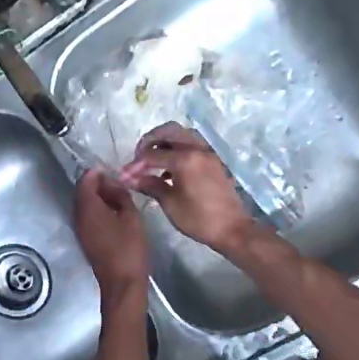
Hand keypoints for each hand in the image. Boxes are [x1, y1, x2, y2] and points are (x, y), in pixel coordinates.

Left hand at [73, 168, 148, 299]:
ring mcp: (81, 230)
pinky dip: (99, 210)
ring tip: (120, 196)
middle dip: (98, 184)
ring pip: (85, 206)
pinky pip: (88, 217)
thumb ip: (121, 196)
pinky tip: (115, 213)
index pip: (85, 181)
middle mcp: (79, 217)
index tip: (112, 170)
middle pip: (82, 193)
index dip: (97, 173)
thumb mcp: (131, 217)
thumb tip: (113, 183)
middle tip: (118, 183)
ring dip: (99, 198)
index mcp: (88, 208)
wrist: (122, 283)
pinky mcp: (86, 240)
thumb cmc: (129, 249)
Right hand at [120, 122, 257, 253]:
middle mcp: (197, 149)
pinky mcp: (213, 161)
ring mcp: (208, 153)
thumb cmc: (199, 219)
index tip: (126, 174)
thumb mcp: (170, 204)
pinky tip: (169, 170)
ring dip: (166, 142)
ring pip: (183, 135)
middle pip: (169, 131)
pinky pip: (192, 145)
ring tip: (153, 160)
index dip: (136, 164)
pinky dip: (178, 149)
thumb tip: (131, 178)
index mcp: (185, 159)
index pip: (153, 154)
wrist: (232, 228)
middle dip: (150, 140)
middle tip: (139, 156)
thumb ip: (150, 186)